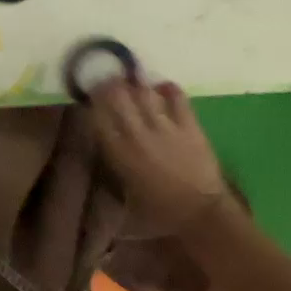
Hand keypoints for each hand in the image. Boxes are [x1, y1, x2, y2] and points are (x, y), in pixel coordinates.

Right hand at [91, 78, 231, 231]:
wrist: (201, 213)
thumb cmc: (160, 213)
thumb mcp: (126, 200)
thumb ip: (112, 180)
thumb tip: (102, 173)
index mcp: (119, 153)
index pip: (98, 117)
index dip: (92, 103)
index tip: (90, 96)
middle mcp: (137, 134)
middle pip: (117, 97)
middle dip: (109, 86)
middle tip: (107, 81)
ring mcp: (164, 127)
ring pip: (144, 93)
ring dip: (134, 83)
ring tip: (130, 78)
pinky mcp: (188, 125)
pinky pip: (176, 97)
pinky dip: (167, 88)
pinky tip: (162, 86)